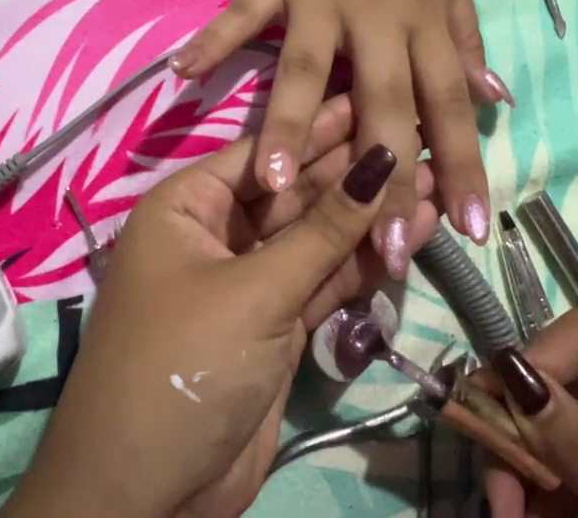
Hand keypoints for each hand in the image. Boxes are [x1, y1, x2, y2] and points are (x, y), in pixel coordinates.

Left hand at [3, 97, 424, 517]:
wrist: (148, 494)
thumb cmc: (184, 363)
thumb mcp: (254, 290)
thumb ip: (324, 230)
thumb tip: (383, 160)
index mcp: (188, 207)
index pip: (264, 152)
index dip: (320, 127)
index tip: (375, 98)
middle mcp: (217, 233)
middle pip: (294, 192)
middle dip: (352, 173)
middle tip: (415, 139)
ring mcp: (249, 281)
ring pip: (315, 238)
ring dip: (367, 218)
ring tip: (430, 185)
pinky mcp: (276, 324)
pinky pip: (323, 281)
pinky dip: (361, 263)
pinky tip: (410, 235)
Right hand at [170, 0, 512, 277]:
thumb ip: (466, 33)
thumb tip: (494, 96)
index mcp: (426, 14)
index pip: (452, 102)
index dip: (468, 165)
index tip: (476, 231)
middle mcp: (377, 12)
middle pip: (384, 103)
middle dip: (386, 179)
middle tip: (384, 255)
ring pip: (307, 67)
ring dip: (289, 127)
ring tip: (274, 189)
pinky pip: (242, 10)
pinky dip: (213, 40)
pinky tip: (182, 78)